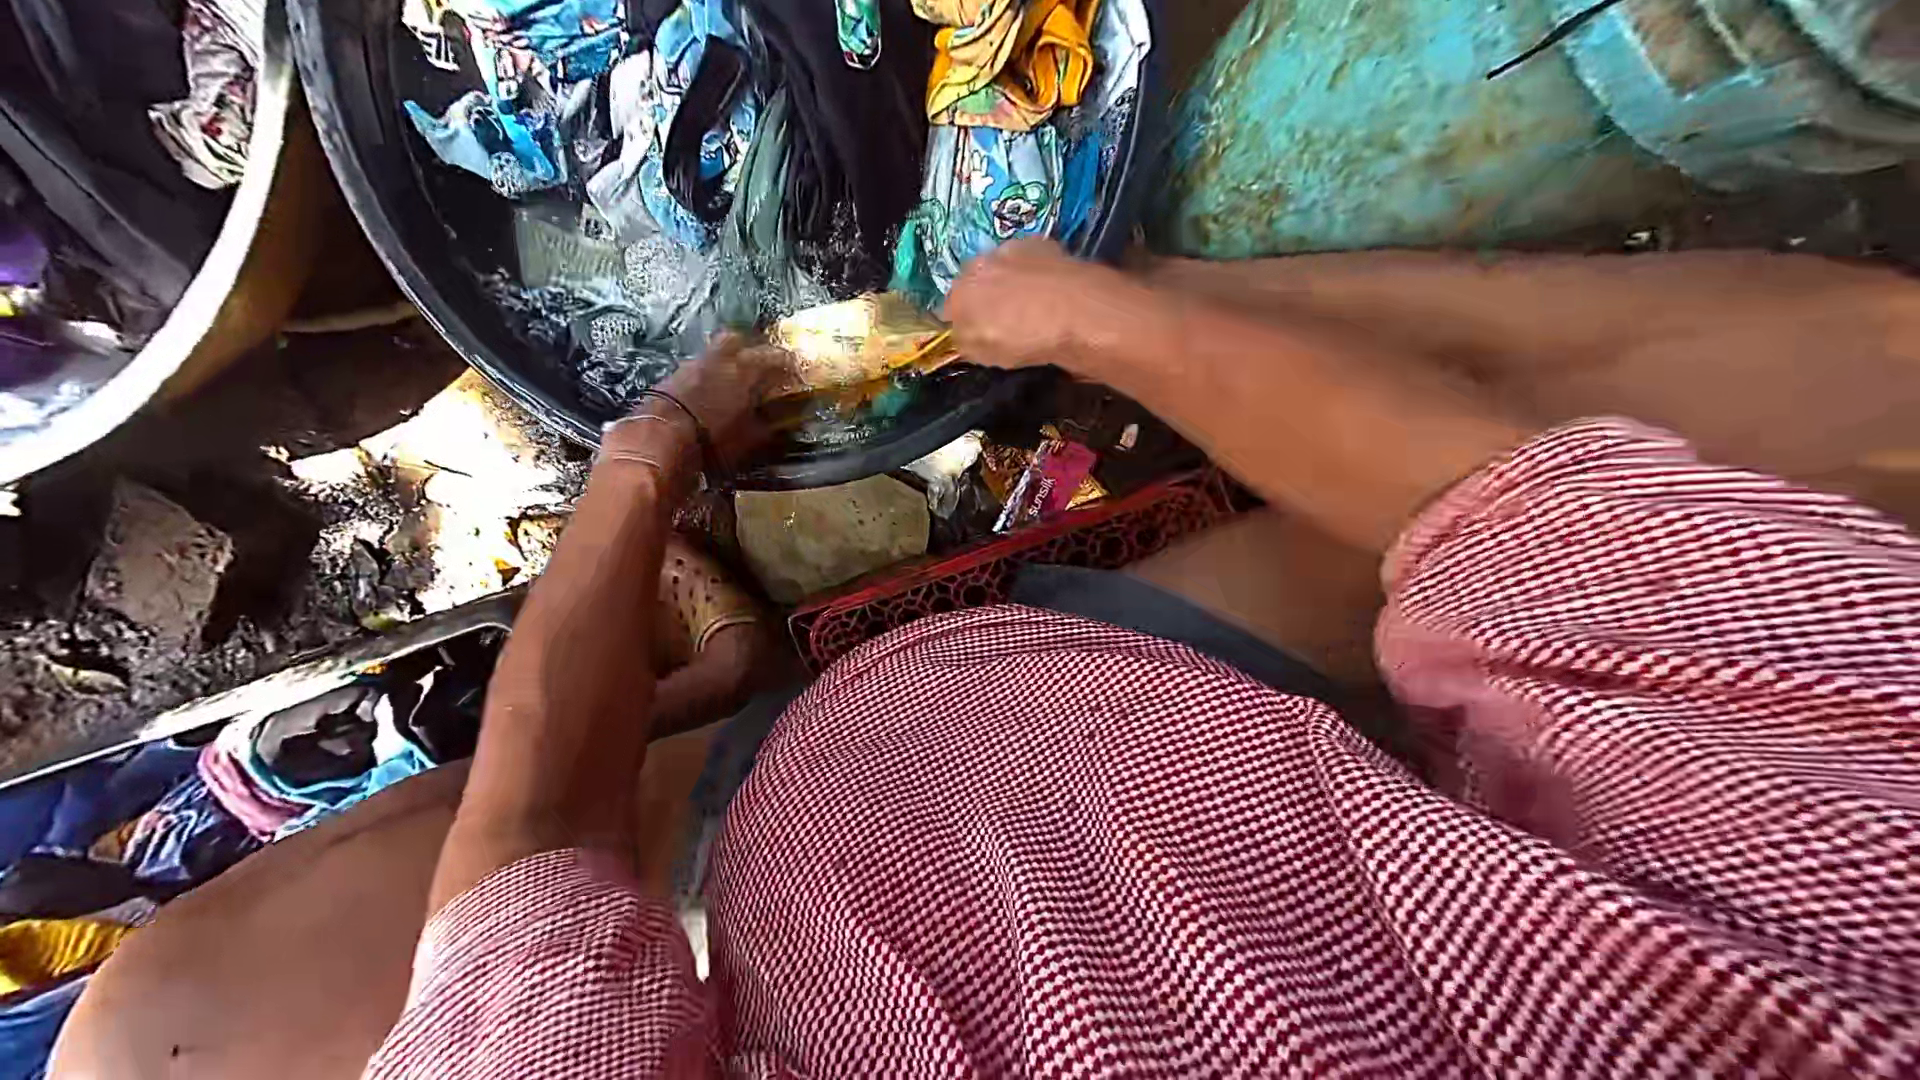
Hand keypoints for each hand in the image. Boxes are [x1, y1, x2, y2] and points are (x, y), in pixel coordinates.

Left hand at [653, 331, 791, 470]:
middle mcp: (721, 358)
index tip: (794, 371)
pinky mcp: (676, 374)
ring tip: (736, 378)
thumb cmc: (715, 438)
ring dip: (728, 360)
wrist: (663, 437)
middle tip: (761, 365)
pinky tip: (713, 390)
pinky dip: (711, 373)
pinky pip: (701, 366)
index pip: (775, 356)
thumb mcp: (752, 437)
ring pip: (716, 351)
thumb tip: (788, 421)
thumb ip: (771, 425)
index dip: (787, 363)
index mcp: (746, 369)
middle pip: (739, 340)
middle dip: (752, 349)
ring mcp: (695, 363)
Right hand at [946, 238, 1135, 370]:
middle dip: (985, 299)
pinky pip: (1031, 263)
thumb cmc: (1022, 339)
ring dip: (1011, 285)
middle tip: (1005, 323)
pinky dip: (1035, 274)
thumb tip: (963, 334)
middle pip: (975, 283)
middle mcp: (978, 263)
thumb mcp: (984, 356)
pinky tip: (1050, 293)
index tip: (977, 337)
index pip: (949, 310)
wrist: (1075, 311)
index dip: (963, 325)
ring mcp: (1010, 249)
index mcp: (957, 293)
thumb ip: (965, 341)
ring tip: (1031, 309)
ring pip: (1003, 270)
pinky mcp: (1042, 243)